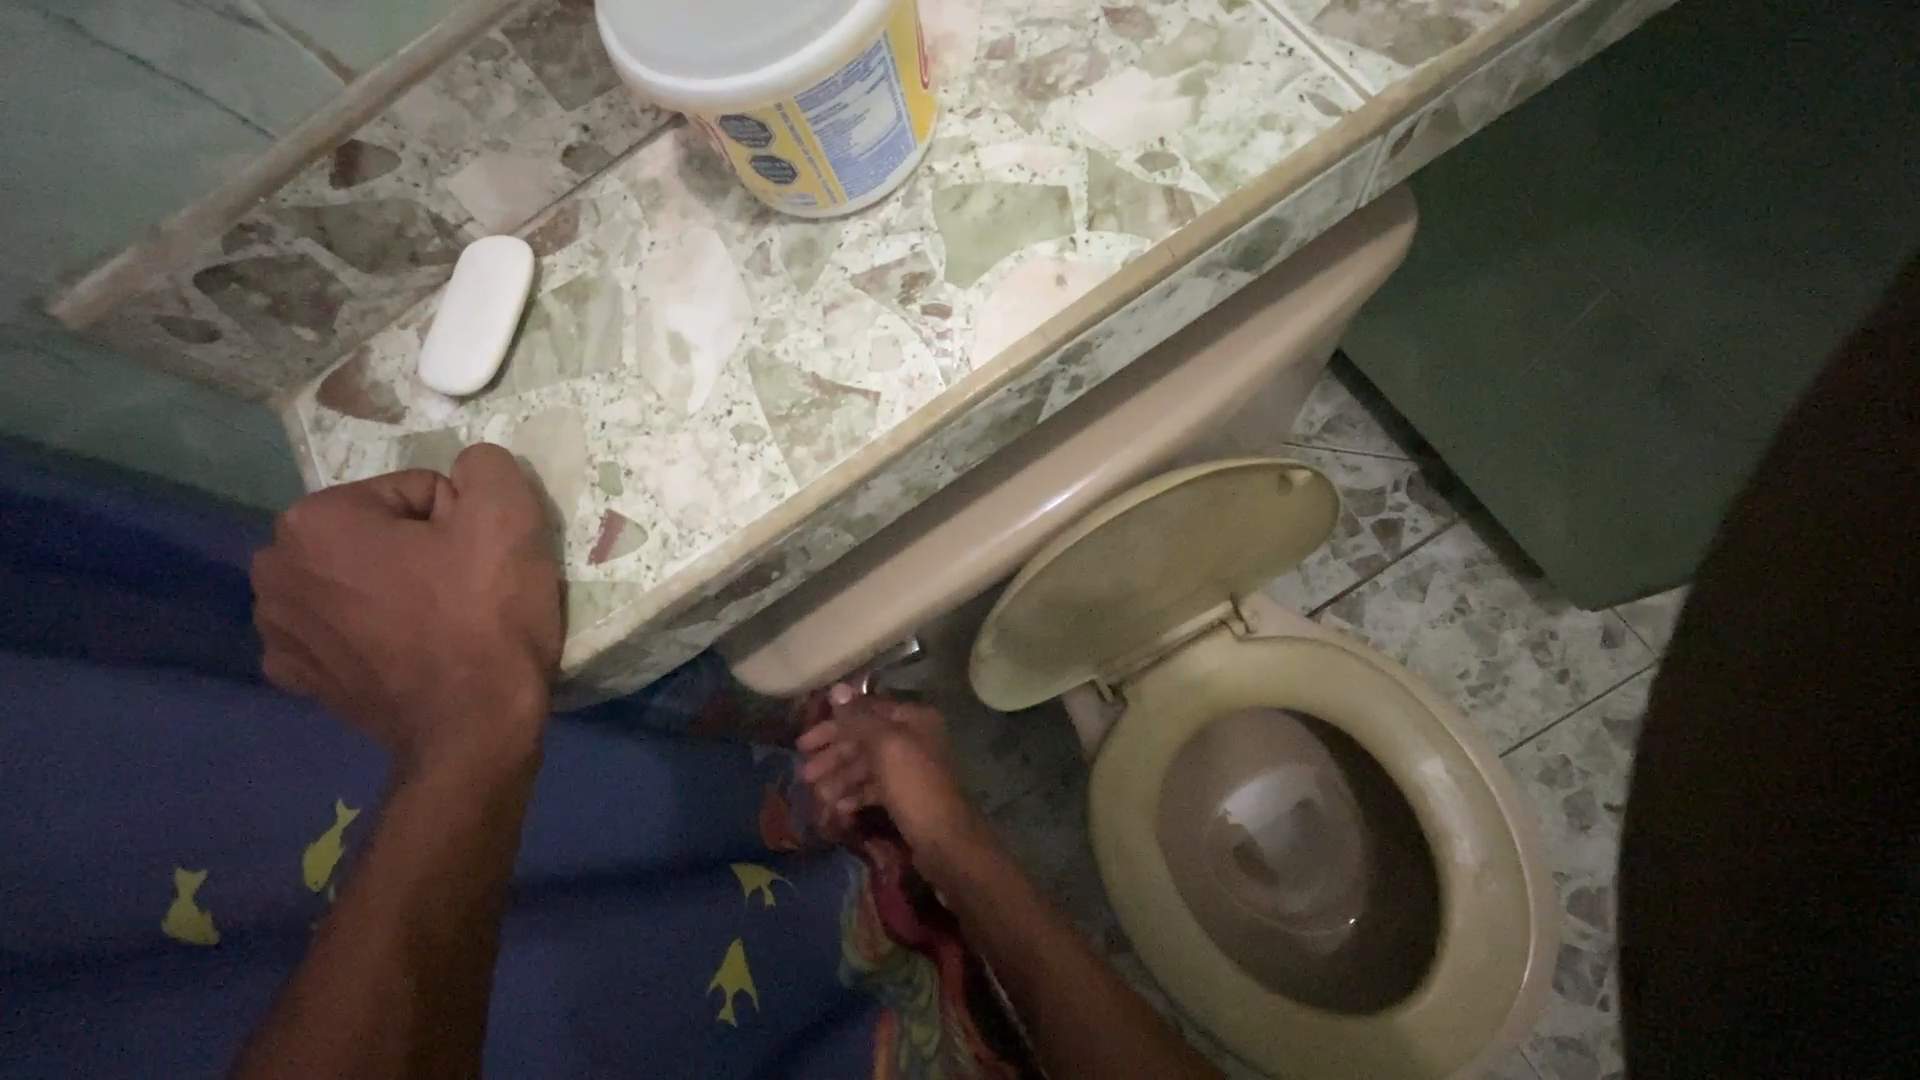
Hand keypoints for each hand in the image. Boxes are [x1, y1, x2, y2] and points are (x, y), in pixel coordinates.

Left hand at [251, 443, 562, 778]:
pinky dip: (376, 630)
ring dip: (401, 587)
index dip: (463, 521)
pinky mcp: (299, 677)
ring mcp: (278, 630)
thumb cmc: (486, 617)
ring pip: (362, 578)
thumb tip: (471, 469)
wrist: (474, 727)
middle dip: (425, 550)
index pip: (417, 492)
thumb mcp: (509, 518)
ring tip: (444, 624)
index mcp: (317, 520)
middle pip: (382, 533)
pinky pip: (344, 627)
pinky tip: (409, 651)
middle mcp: (274, 568)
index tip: (483, 561)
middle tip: (469, 590)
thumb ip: (487, 467)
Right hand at [797, 690, 991, 875]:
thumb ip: (859, 718)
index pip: (866, 711)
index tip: (803, 743)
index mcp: (913, 718)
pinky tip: (838, 808)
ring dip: (840, 778)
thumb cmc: (914, 786)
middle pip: (865, 739)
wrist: (946, 841)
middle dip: (834, 756)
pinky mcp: (906, 797)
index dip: (833, 724)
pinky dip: (855, 795)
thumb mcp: (885, 746)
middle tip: (804, 774)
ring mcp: (910, 769)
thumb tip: (837, 688)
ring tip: (818, 797)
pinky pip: (874, 788)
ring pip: (867, 766)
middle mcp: (913, 738)